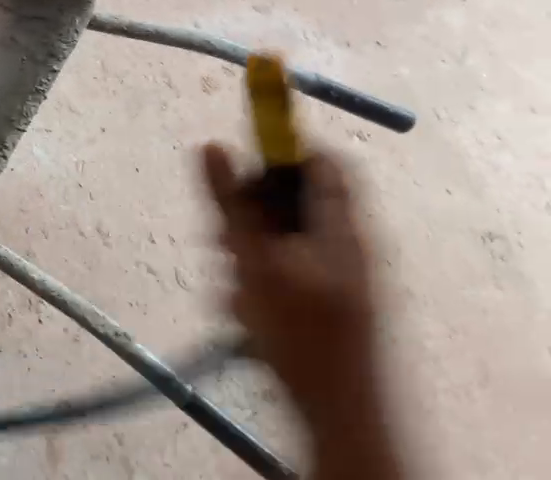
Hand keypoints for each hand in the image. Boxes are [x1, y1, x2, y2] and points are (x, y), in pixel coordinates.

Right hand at [201, 144, 408, 479]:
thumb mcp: (252, 260)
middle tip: (222, 234)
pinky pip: (284, 261)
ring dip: (244, 244)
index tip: (236, 161)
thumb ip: (231, 200)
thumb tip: (210, 144)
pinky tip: (244, 300)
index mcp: (344, 229)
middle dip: (247, 206)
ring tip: (231, 275)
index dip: (278, 149)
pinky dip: (258, 270)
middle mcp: (348, 243)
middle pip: (293, 195)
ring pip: (280, 231)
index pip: (321, 160)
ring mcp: (340, 272)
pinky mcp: (327, 295)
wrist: (340, 413)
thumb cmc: (297, 334)